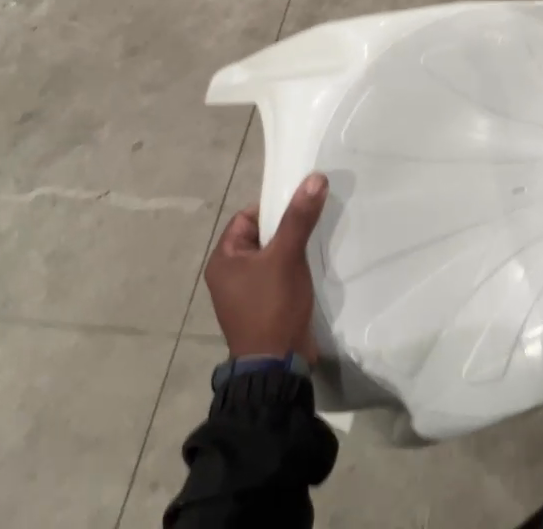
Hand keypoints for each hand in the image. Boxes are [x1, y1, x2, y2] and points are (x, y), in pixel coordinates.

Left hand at [205, 173, 328, 359]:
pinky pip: (280, 276)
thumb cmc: (271, 306)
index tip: (301, 206)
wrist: (277, 363)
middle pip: (262, 236)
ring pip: (273, 256)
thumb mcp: (286, 256)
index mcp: (223, 260)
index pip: (246, 218)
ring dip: (294, 248)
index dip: (273, 208)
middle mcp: (230, 274)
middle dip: (288, 227)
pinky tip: (316, 265)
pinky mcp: (266, 306)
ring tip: (319, 239)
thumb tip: (315, 178)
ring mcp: (247, 293)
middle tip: (315, 219)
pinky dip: (296, 268)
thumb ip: (299, 218)